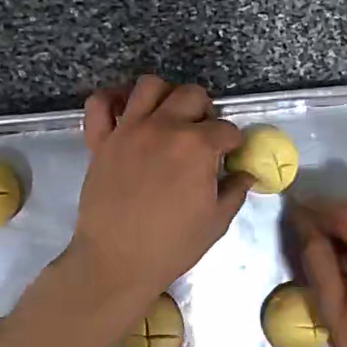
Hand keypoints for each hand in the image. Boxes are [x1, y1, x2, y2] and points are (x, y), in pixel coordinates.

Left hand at [68, 76, 251, 302]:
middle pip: (192, 95)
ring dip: (165, 95)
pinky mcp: (101, 140)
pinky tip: (126, 113)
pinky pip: (100, 104)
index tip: (230, 155)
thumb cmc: (172, 245)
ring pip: (150, 86)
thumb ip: (234, 191)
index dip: (233, 142)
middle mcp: (164, 127)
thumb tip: (246, 175)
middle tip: (203, 134)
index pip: (226, 128)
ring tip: (169, 117)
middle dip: (205, 111)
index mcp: (197, 146)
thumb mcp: (216, 222)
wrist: (117, 261)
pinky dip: (112, 100)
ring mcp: (129, 130)